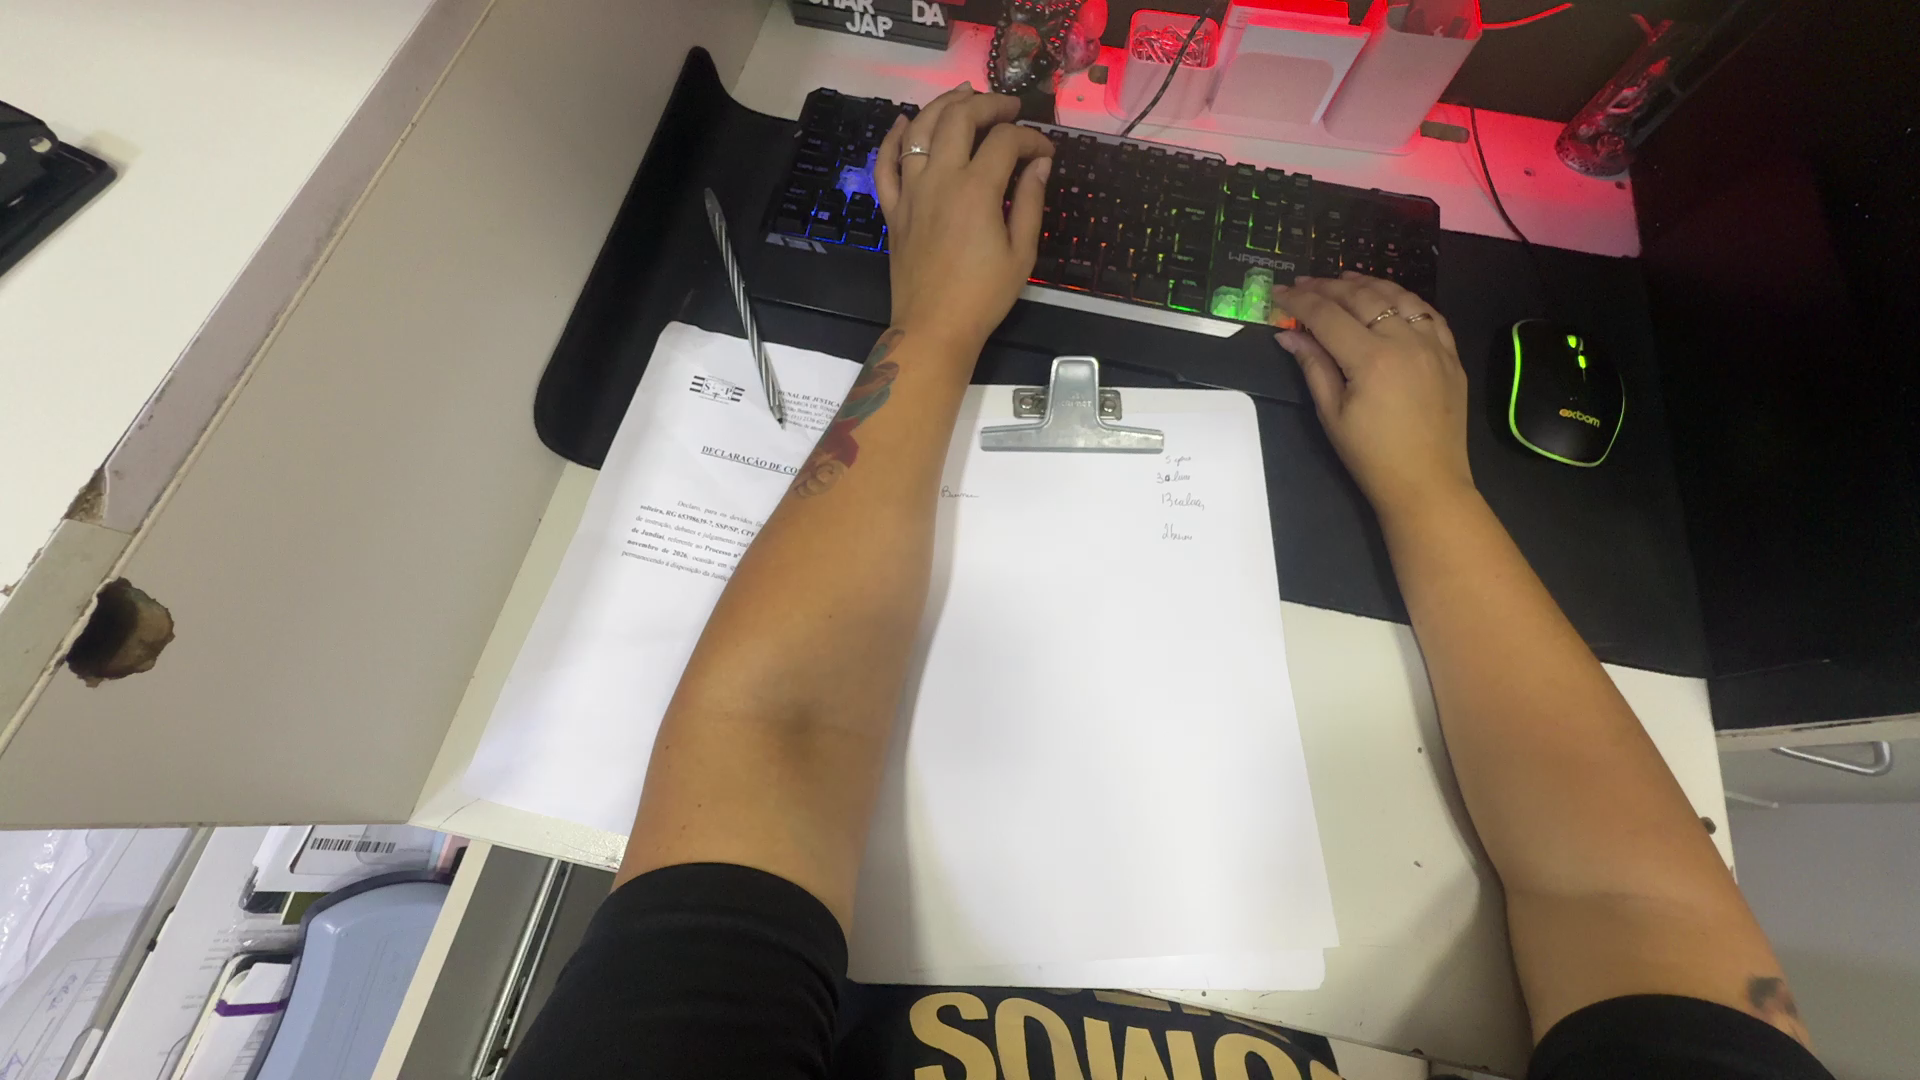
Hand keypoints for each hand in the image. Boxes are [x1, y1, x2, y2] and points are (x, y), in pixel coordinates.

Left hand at [874, 84, 1053, 351]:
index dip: (1031, 138)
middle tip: (1009, 109)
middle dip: (989, 104)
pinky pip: (886, 165)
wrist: (933, 329)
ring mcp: (911, 192)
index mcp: (977, 190)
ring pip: (921, 129)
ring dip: (944, 104)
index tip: (1045, 152)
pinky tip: (904, 123)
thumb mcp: (1021, 255)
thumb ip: (1030, 203)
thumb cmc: (982, 298)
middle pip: (961, 118)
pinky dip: (893, 139)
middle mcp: (940, 179)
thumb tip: (1040, 165)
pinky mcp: (894, 210)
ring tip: (964, 95)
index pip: (1006, 141)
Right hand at [1273, 273, 1473, 518]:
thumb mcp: (1331, 413)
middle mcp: (1405, 341)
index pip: (1327, 317)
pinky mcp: (1449, 354)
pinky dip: (1404, 299)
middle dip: (1329, 287)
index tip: (1280, 292)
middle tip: (1304, 283)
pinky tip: (1389, 298)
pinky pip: (1428, 313)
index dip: (1300, 302)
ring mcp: (1433, 345)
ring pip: (1399, 297)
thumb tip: (1288, 336)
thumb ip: (1313, 367)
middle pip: (1363, 298)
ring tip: (1344, 279)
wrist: (1426, 480)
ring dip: (1368, 284)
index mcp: (1370, 359)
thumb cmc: (1369, 454)